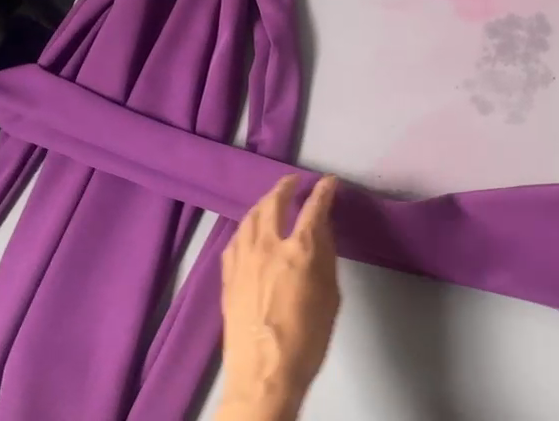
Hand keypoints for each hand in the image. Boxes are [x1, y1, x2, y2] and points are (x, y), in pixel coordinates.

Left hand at [214, 175, 341, 420]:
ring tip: (271, 200)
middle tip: (294, 182)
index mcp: (301, 249)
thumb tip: (321, 231)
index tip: (329, 182)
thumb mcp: (331, 294)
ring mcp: (244, 261)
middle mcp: (269, 246)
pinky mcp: (228, 278)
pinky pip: (235, 241)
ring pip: (250, 218)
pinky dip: (245, 228)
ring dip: (263, 203)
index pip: (315, 206)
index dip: (324, 190)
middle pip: (274, 202)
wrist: (263, 376)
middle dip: (285, 187)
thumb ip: (325, 257)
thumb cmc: (308, 338)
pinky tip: (248, 231)